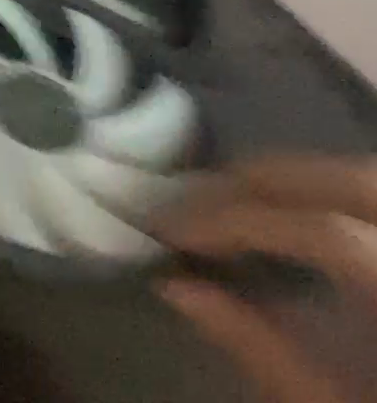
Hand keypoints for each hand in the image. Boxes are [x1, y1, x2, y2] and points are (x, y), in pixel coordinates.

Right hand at [152, 154, 376, 402]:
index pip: (323, 234)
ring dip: (314, 179)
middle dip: (269, 178)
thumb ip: (262, 350)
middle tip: (200, 192)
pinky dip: (351, 202)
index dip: (234, 220)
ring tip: (253, 197)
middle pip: (362, 186)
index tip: (170, 231)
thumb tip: (178, 288)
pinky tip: (317, 218)